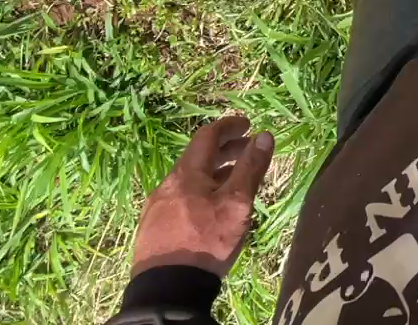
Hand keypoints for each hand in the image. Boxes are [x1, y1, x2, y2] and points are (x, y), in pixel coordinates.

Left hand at [131, 116, 275, 276]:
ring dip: (213, 172)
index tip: (248, 125)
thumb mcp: (237, 203)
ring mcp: (156, 208)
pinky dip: (200, 191)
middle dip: (225, 149)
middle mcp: (166, 185)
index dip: (229, 126)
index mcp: (186, 174)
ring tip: (234, 181)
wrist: (167, 293)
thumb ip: (251, 167)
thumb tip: (264, 136)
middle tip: (247, 150)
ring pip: (188, 179)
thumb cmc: (206, 242)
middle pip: (197, 157)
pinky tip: (211, 208)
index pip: (207, 135)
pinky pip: (180, 198)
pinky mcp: (152, 229)